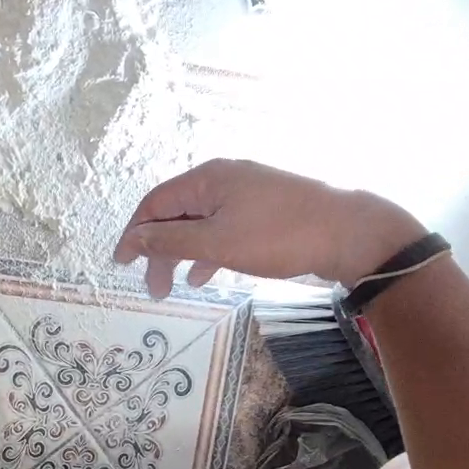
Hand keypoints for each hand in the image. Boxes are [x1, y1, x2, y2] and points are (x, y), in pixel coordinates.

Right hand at [113, 158, 428, 297]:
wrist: (348, 234)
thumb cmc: (277, 236)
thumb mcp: (216, 242)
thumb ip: (170, 242)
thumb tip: (134, 240)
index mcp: (207, 179)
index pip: (154, 204)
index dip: (133, 234)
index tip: (120, 265)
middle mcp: (222, 179)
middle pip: (174, 215)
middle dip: (157, 251)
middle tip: (153, 289)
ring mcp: (244, 194)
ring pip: (197, 225)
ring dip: (179, 256)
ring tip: (172, 288)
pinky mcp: (261, 211)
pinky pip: (219, 230)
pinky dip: (205, 252)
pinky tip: (202, 275)